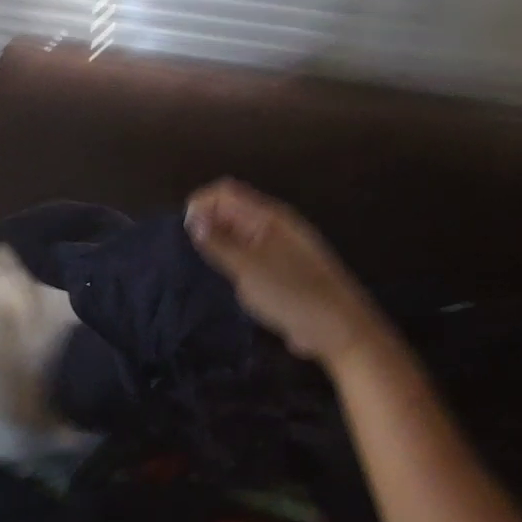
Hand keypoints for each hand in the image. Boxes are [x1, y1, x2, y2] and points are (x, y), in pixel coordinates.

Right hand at [186, 179, 385, 364]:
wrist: (337, 329)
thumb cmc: (292, 294)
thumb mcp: (248, 267)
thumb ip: (218, 241)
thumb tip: (192, 217)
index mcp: (269, 217)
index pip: (225, 192)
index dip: (201, 204)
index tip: (184, 233)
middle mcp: (272, 227)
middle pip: (229, 211)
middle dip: (205, 224)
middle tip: (188, 254)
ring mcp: (275, 249)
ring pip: (235, 235)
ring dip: (215, 245)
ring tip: (199, 268)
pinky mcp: (275, 271)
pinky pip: (244, 257)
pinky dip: (228, 262)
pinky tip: (219, 280)